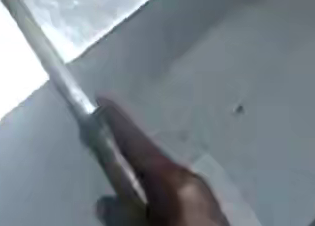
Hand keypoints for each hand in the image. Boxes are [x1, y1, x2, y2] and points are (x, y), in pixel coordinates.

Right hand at [100, 100, 230, 225]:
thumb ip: (123, 214)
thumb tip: (105, 202)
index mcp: (175, 180)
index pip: (136, 141)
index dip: (114, 121)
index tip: (98, 101)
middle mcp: (193, 182)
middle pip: (151, 159)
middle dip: (128, 156)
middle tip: (104, 151)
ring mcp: (208, 201)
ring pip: (166, 180)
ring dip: (145, 182)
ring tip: (126, 190)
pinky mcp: (216, 219)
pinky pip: (180, 198)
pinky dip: (161, 197)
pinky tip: (152, 210)